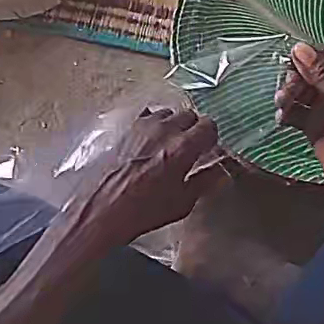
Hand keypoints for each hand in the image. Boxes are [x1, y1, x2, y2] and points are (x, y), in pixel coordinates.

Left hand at [67, 108, 224, 248]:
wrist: (103, 208)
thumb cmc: (145, 210)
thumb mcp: (182, 202)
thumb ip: (205, 181)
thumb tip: (220, 170)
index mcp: (183, 147)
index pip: (209, 126)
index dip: (211, 137)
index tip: (208, 149)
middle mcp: (164, 129)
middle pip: (189, 114)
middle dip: (193, 128)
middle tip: (190, 147)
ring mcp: (142, 126)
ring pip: (167, 113)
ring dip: (173, 124)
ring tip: (168, 143)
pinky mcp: (125, 128)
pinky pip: (147, 116)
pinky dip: (153, 124)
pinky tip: (149, 141)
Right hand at [276, 44, 323, 219]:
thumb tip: (300, 51)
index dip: (311, 56)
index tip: (291, 59)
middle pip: (313, 73)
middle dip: (297, 77)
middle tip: (288, 87)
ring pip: (303, 92)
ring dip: (290, 94)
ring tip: (283, 102)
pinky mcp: (318, 130)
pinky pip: (297, 114)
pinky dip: (287, 113)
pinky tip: (283, 116)